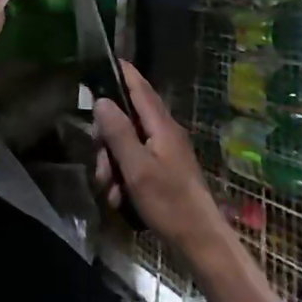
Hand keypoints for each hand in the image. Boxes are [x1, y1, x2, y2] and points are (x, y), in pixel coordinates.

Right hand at [93, 61, 228, 257]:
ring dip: (111, 164)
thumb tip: (101, 99)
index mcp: (161, 125)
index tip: (103, 60)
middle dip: (106, 139)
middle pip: (126, 119)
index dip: (122, 72)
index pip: (139, 87)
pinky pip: (135, 163)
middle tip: (99, 163)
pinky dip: (123, 177)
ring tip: (109, 190)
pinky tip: (118, 199)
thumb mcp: (136, 167)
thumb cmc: (169, 202)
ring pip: (127, 144)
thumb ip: (118, 132)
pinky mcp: (164, 171)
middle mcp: (164, 132)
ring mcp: (165, 152)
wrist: (201, 242)